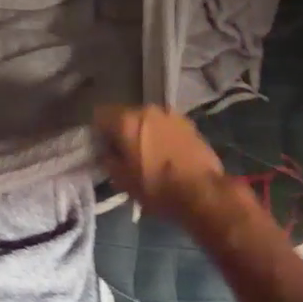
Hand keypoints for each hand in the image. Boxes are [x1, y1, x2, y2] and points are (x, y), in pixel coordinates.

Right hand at [93, 104, 233, 223]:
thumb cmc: (157, 188)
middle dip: (123, 133)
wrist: (203, 192)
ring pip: (147, 121)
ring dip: (144, 133)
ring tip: (150, 157)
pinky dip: (162, 137)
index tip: (103, 149)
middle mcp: (147, 109)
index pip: (100, 115)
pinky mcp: (189, 123)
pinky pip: (166, 126)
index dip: (98, 132)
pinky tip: (168, 156)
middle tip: (126, 156)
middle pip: (125, 116)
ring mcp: (170, 114)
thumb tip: (106, 150)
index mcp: (126, 120)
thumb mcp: (123, 181)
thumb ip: (108, 160)